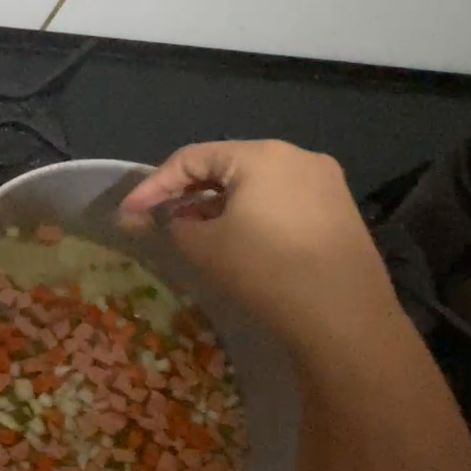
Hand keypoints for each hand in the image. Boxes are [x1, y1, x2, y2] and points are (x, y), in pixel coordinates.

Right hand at [119, 140, 403, 355]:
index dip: (153, 184)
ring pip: (252, 181)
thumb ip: (174, 223)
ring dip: (215, 201)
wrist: (342, 314)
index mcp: (260, 155)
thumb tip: (169, 217)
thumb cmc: (265, 269)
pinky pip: (277, 196)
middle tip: (156, 215)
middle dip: (185, 190)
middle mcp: (296, 155)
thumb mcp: (202, 246)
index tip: (128, 212)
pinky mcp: (335, 206)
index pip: (191, 158)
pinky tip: (231, 235)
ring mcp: (322, 180)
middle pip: (224, 164)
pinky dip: (246, 210)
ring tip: (190, 228)